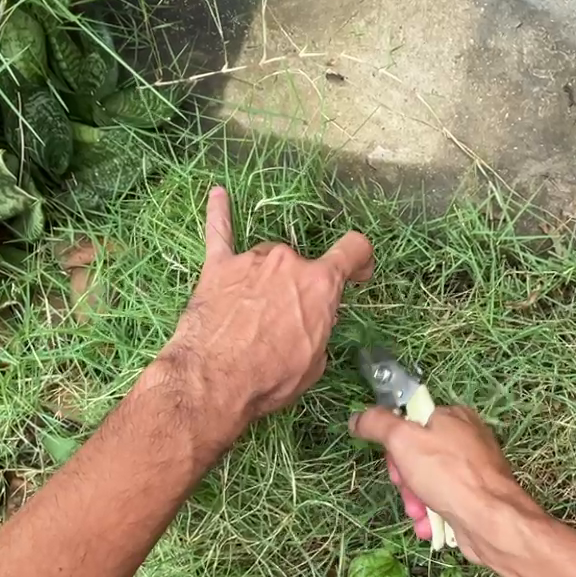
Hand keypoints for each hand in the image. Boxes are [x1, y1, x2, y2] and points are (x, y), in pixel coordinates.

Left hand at [159, 186, 373, 427]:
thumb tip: (311, 323)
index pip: (353, 250)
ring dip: (267, 278)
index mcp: (320, 284)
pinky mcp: (217, 267)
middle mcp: (288, 262)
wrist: (214, 381)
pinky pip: (219, 232)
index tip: (359, 270)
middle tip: (286, 323)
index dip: (360, 260)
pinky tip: (219, 195)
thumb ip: (318, 330)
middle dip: (298, 289)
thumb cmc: (270, 378)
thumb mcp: (313, 363)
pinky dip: (219, 213)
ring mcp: (251, 260)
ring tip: (253, 312)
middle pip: (301, 264)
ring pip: (267, 259)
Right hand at [349, 404, 546, 564]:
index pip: (410, 421)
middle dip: (405, 480)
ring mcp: (472, 468)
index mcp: (452, 416)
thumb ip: (377, 424)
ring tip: (419, 514)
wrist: (490, 521)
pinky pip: (443, 499)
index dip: (395, 445)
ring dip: (415, 501)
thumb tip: (358, 418)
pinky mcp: (475, 495)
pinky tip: (429, 525)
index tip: (394, 463)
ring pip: (427, 481)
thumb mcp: (403, 440)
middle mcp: (465, 438)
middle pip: (416, 454)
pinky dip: (432, 513)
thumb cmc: (448, 475)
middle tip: (407, 490)